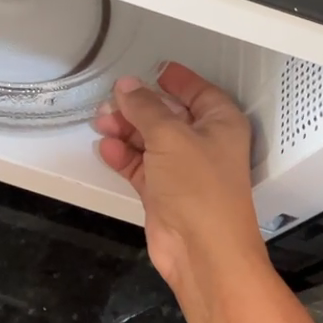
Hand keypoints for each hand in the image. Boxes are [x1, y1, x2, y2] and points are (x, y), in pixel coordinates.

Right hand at [94, 62, 264, 295]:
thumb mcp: (169, 136)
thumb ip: (145, 107)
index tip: (154, 70)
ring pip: (150, 140)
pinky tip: (106, 148)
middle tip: (111, 100)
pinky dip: (123, 156)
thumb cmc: (198, 186)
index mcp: (221, 124)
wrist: (203, 252)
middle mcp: (204, 144)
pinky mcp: (163, 192)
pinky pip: (140, 165)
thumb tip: (126, 86)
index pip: (199, 92)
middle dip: (139, 106)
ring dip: (126, 130)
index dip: (177, 80)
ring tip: (101, 122)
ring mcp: (183, 170)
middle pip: (168, 115)